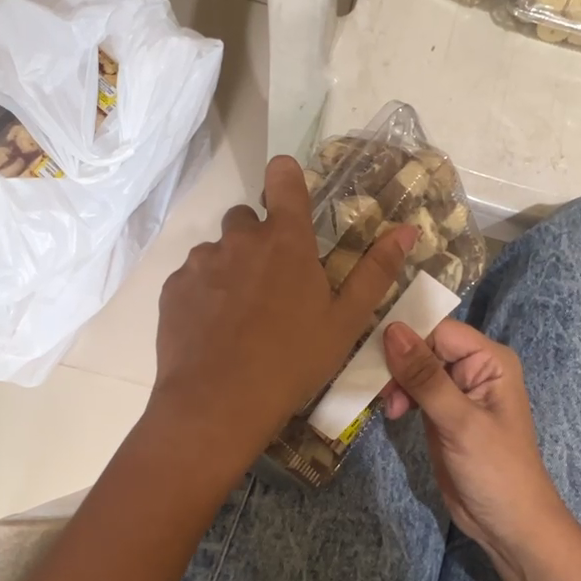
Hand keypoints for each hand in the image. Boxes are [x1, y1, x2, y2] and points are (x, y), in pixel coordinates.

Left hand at [150, 155, 412, 462]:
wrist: (219, 403)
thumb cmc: (292, 362)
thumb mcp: (345, 323)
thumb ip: (375, 272)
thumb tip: (406, 230)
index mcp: (286, 240)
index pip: (283, 177)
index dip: (287, 178)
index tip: (290, 196)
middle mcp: (240, 239)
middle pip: (247, 219)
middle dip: (259, 242)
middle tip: (273, 288)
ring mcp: (201, 262)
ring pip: (218, 251)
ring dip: (230, 270)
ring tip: (241, 317)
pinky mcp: (174, 288)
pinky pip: (192, 279)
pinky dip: (204, 296)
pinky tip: (215, 332)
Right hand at [381, 320, 567, 556]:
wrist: (508, 524)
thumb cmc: (495, 470)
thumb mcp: (460, 422)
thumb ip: (425, 377)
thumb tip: (392, 330)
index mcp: (490, 360)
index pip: (440, 331)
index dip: (408, 339)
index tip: (375, 358)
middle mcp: (474, 369)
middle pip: (425, 347)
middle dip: (398, 363)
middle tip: (379, 391)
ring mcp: (457, 393)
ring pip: (415, 370)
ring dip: (395, 383)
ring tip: (389, 410)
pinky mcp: (442, 415)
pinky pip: (414, 393)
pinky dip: (399, 398)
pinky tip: (391, 414)